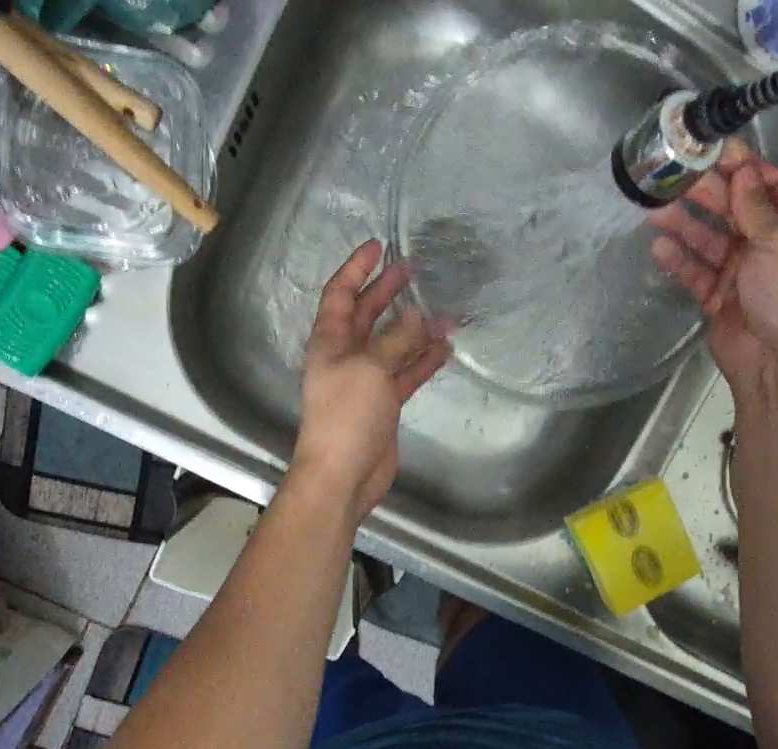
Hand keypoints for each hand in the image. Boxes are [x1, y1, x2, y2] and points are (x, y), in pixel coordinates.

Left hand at [289, 240, 450, 519]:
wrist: (343, 474)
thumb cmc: (346, 416)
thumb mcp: (369, 368)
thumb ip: (396, 340)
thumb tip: (418, 315)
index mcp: (330, 340)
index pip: (341, 293)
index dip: (357, 268)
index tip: (378, 245)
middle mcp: (346, 355)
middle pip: (368, 314)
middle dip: (387, 291)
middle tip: (412, 269)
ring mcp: (367, 379)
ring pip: (394, 343)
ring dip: (416, 327)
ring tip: (443, 307)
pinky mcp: (385, 402)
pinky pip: (407, 372)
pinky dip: (425, 360)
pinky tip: (447, 348)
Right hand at [648, 140, 777, 390]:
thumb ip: (757, 207)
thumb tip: (743, 172)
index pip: (768, 184)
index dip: (742, 166)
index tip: (712, 149)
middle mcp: (768, 243)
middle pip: (733, 208)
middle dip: (706, 192)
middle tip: (674, 177)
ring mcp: (741, 271)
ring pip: (708, 239)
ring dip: (684, 224)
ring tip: (655, 209)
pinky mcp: (717, 296)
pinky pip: (694, 272)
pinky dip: (678, 260)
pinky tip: (659, 247)